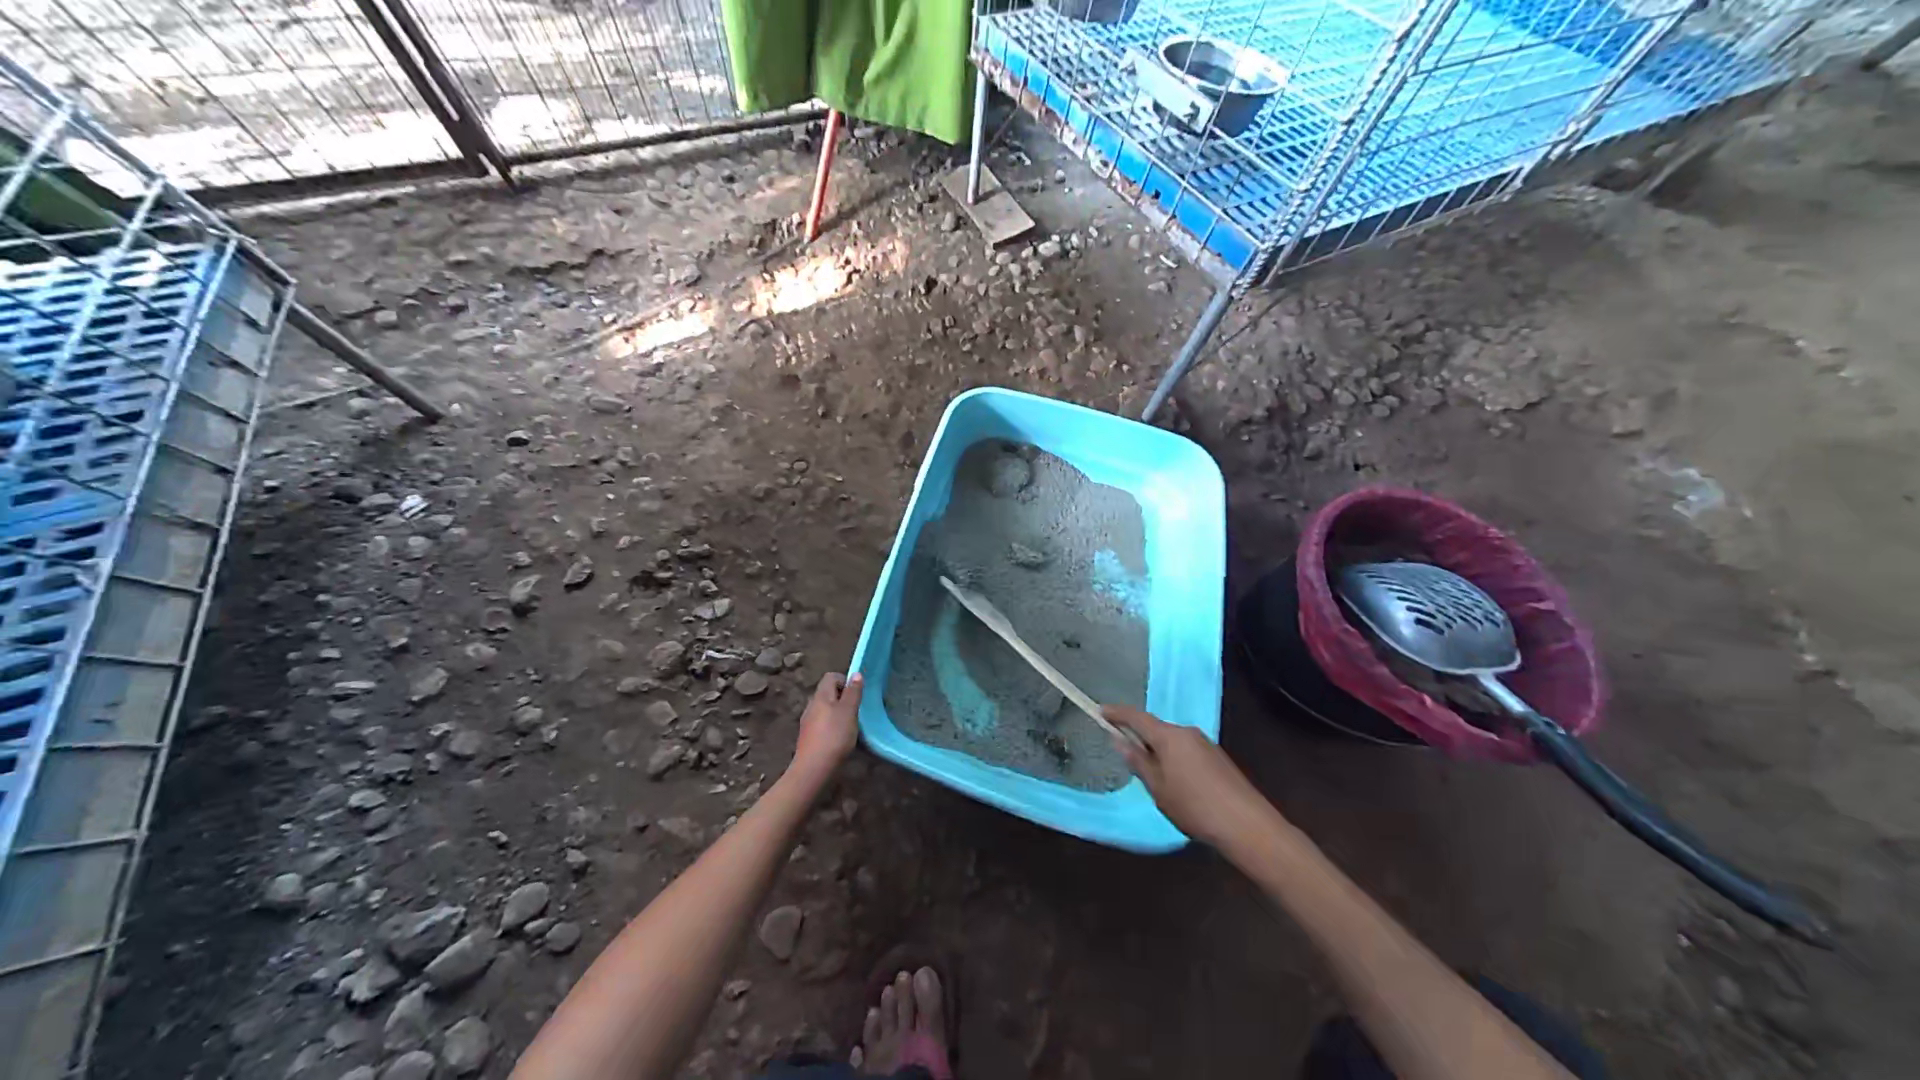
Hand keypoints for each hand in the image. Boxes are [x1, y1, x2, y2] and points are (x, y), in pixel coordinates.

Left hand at [791, 672, 863, 778]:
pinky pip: (823, 724)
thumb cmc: (834, 736)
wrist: (813, 769)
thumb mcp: (849, 712)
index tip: (857, 694)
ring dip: (839, 713)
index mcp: (821, 696)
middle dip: (843, 698)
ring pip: (826, 710)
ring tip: (852, 726)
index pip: (831, 677)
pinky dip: (833, 727)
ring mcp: (808, 722)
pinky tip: (841, 739)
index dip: (845, 680)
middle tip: (857, 710)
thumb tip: (855, 674)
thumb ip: (853, 692)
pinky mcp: (809, 737)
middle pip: (828, 693)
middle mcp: (811, 705)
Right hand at [1104, 706, 1274, 848]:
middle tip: (1125, 755)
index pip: (1136, 717)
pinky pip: (1186, 751)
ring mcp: (1205, 744)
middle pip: (1155, 728)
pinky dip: (1174, 759)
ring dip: (1158, 751)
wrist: (1247, 825)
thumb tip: (1119, 740)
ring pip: (1172, 741)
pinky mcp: (1217, 758)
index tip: (1100, 711)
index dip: (1117, 713)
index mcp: (1169, 736)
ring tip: (1152, 777)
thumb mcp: (1157, 787)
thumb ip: (1138, 761)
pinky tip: (1176, 784)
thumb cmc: (1194, 806)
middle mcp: (1187, 732)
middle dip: (1139, 737)